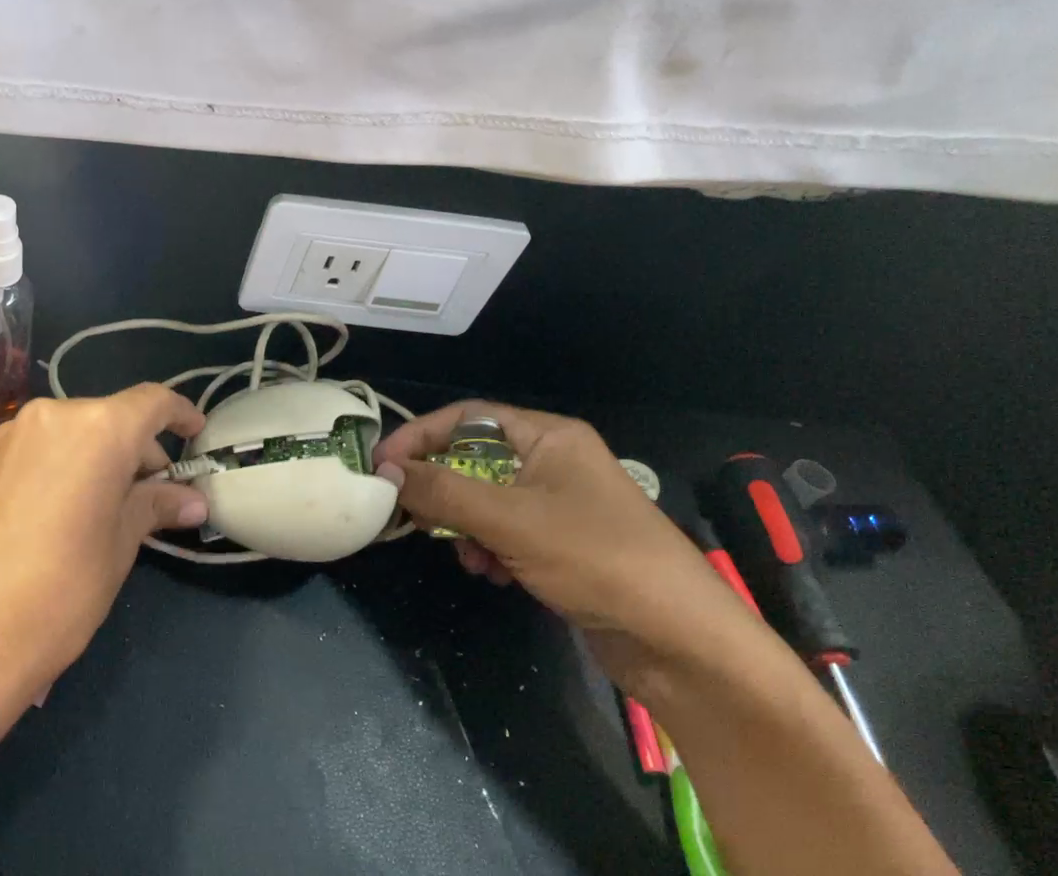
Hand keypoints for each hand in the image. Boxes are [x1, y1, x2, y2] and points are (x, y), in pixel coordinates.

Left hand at [0, 384, 207, 712]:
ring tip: (114, 511)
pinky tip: (71, 512)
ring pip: (73, 434)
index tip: (197, 434)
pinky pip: (41, 450)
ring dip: (100, 460)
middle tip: (158, 498)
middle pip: (109, 418)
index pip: (151, 402)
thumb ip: (154, 507)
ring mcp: (10, 437)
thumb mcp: (119, 547)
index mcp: (95, 429)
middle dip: (138, 452)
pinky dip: (66, 467)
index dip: (180, 415)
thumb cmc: (60, 591)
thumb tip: (192, 499)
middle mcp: (50, 417)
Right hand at [373, 401, 753, 687]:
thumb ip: (441, 491)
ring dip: (463, 527)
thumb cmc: (595, 558)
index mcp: (549, 436)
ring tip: (466, 557)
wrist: (678, 639)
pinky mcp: (561, 544)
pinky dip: (488, 549)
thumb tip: (383, 470)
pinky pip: (504, 532)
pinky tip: (494, 575)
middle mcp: (553, 461)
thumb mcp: (509, 520)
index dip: (419, 437)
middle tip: (411, 517)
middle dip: (441, 490)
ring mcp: (558, 505)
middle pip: (472, 460)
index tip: (380, 467)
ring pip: (483, 500)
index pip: (467, 418)